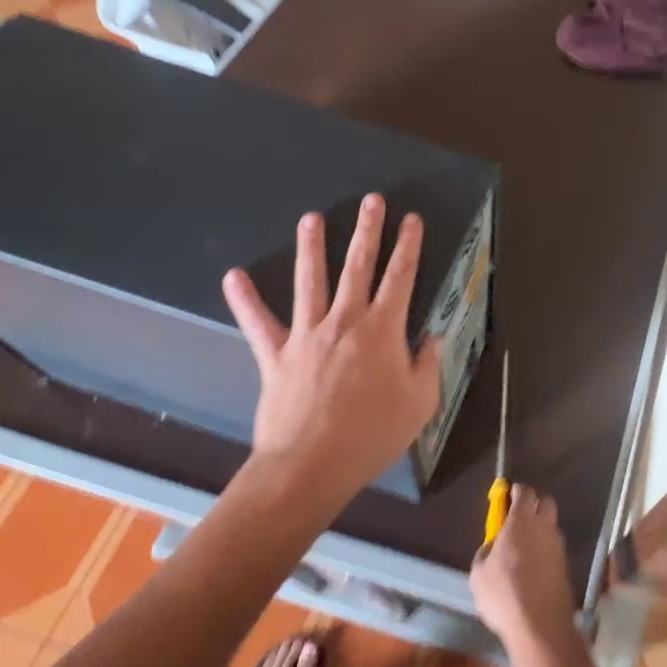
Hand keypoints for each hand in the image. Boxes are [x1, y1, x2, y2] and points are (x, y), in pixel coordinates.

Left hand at [222, 194, 441, 498]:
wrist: (310, 466)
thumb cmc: (372, 435)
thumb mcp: (420, 403)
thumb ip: (428, 365)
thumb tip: (432, 337)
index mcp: (383, 329)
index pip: (400, 276)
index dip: (408, 246)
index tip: (411, 219)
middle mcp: (345, 320)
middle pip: (358, 266)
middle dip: (367, 230)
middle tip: (372, 201)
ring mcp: (306, 335)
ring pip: (310, 282)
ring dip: (312, 248)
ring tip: (311, 218)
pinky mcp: (276, 355)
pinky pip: (258, 323)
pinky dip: (245, 300)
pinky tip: (234, 276)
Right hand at [470, 486, 579, 652]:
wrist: (540, 625)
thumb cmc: (504, 595)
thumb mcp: (479, 574)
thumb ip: (485, 553)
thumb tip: (492, 547)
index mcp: (521, 522)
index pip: (525, 492)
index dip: (516, 490)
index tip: (507, 495)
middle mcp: (544, 527)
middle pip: (545, 502)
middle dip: (533, 503)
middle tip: (518, 517)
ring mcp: (558, 546)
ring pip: (551, 525)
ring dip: (540, 528)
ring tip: (524, 547)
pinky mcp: (566, 565)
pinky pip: (554, 547)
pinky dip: (545, 549)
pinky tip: (533, 567)